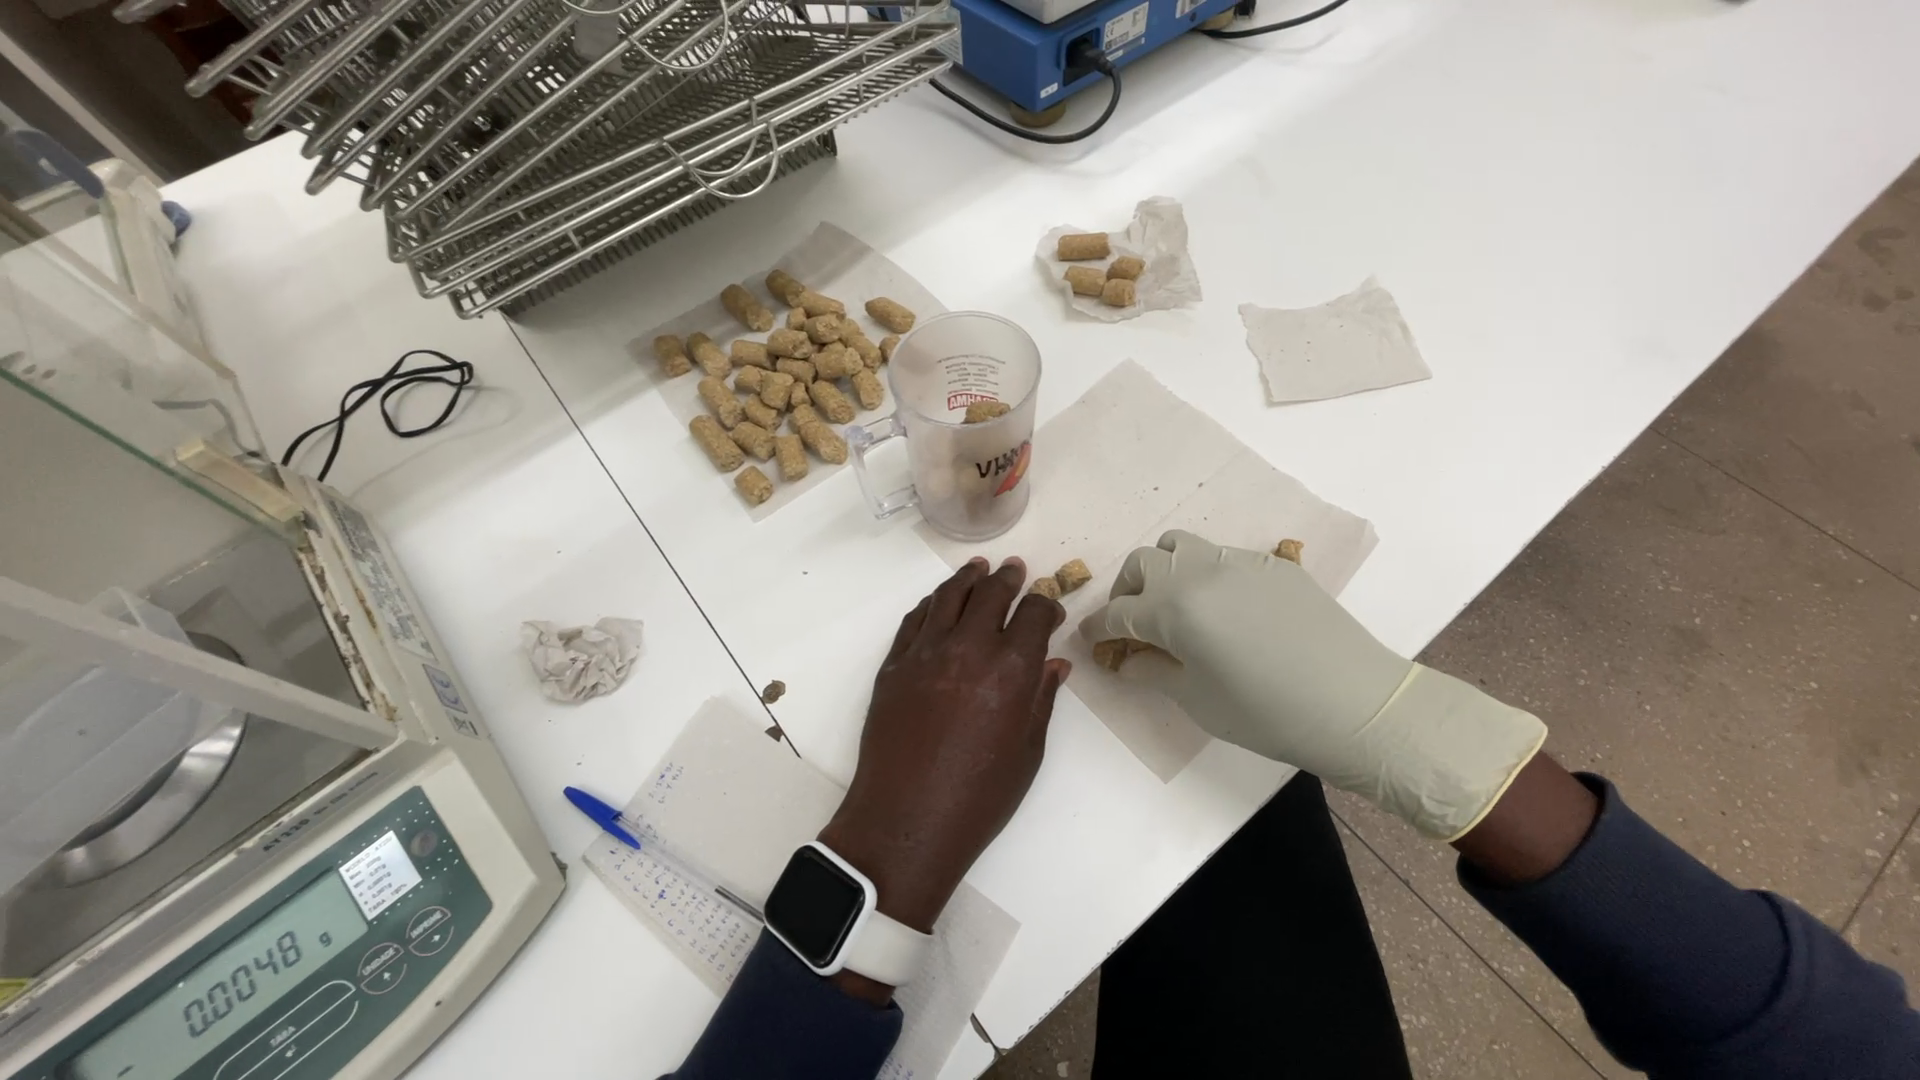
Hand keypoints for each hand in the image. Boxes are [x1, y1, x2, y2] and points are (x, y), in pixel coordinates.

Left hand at [821, 557, 1068, 937]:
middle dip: (1008, 579)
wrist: (906, 821)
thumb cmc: (979, 798)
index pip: (1033, 614)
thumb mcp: (1026, 752)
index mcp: (1011, 670)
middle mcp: (968, 649)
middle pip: (991, 594)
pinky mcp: (893, 666)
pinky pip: (914, 620)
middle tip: (1016, 570)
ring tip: (978, 568)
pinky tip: (939, 601)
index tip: (1049, 609)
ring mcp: (924, 654)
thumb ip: (1041, 699)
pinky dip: (931, 604)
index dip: (1045, 604)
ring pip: (948, 597)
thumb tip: (1054, 664)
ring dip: (968, 578)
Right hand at [1078, 530, 1544, 839]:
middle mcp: (1198, 573)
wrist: (1354, 702)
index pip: (1118, 611)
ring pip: (1181, 544)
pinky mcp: (1272, 564)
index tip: (1089, 639)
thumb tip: (1124, 659)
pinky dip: (1205, 574)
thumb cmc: (1265, 713)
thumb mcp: (1196, 700)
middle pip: (1143, 562)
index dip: (1097, 627)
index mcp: (1172, 608)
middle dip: (1127, 589)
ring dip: (1164, 568)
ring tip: (1174, 602)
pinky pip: (1222, 556)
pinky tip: (1224, 609)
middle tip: (1133, 621)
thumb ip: (1151, 671)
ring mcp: (1238, 562)